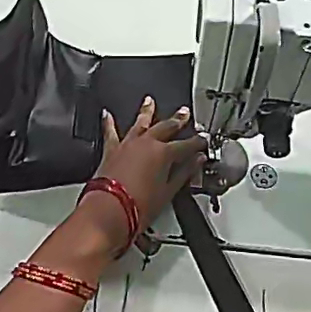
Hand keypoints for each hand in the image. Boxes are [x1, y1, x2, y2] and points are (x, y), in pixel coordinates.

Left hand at [65, 97, 206, 256]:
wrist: (110, 210)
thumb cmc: (138, 206)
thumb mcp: (169, 192)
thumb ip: (184, 173)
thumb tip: (196, 162)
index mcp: (164, 153)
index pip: (186, 145)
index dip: (197, 142)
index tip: (203, 140)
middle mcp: (146, 144)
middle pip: (166, 127)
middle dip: (177, 120)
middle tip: (184, 113)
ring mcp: (128, 145)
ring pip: (140, 123)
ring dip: (147, 112)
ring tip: (150, 101)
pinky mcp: (111, 150)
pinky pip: (110, 132)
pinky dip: (109, 122)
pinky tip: (107, 114)